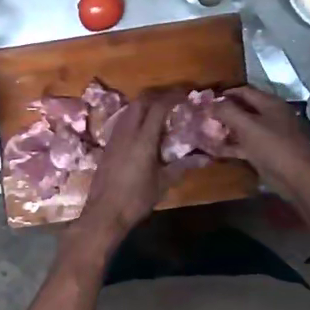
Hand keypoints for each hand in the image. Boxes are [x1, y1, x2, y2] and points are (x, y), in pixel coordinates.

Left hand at [66, 92, 180, 253]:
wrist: (104, 213)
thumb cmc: (136, 200)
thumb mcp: (163, 183)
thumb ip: (183, 166)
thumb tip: (205, 158)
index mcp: (142, 140)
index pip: (158, 107)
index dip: (173, 97)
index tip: (186, 95)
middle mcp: (127, 132)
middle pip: (141, 101)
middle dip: (159, 95)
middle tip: (175, 100)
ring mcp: (114, 137)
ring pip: (130, 109)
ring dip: (146, 104)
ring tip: (161, 112)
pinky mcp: (108, 145)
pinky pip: (123, 120)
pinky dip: (136, 116)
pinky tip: (145, 128)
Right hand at [212, 87, 309, 193]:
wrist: (297, 177)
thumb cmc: (273, 146)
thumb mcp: (248, 125)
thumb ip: (228, 111)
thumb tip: (210, 102)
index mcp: (269, 104)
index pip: (243, 91)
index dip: (224, 94)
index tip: (205, 99)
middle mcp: (269, 116)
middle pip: (242, 109)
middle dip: (222, 112)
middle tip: (202, 116)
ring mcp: (267, 136)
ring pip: (241, 129)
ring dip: (224, 130)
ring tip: (203, 132)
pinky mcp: (264, 153)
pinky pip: (243, 146)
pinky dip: (229, 146)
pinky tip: (212, 149)